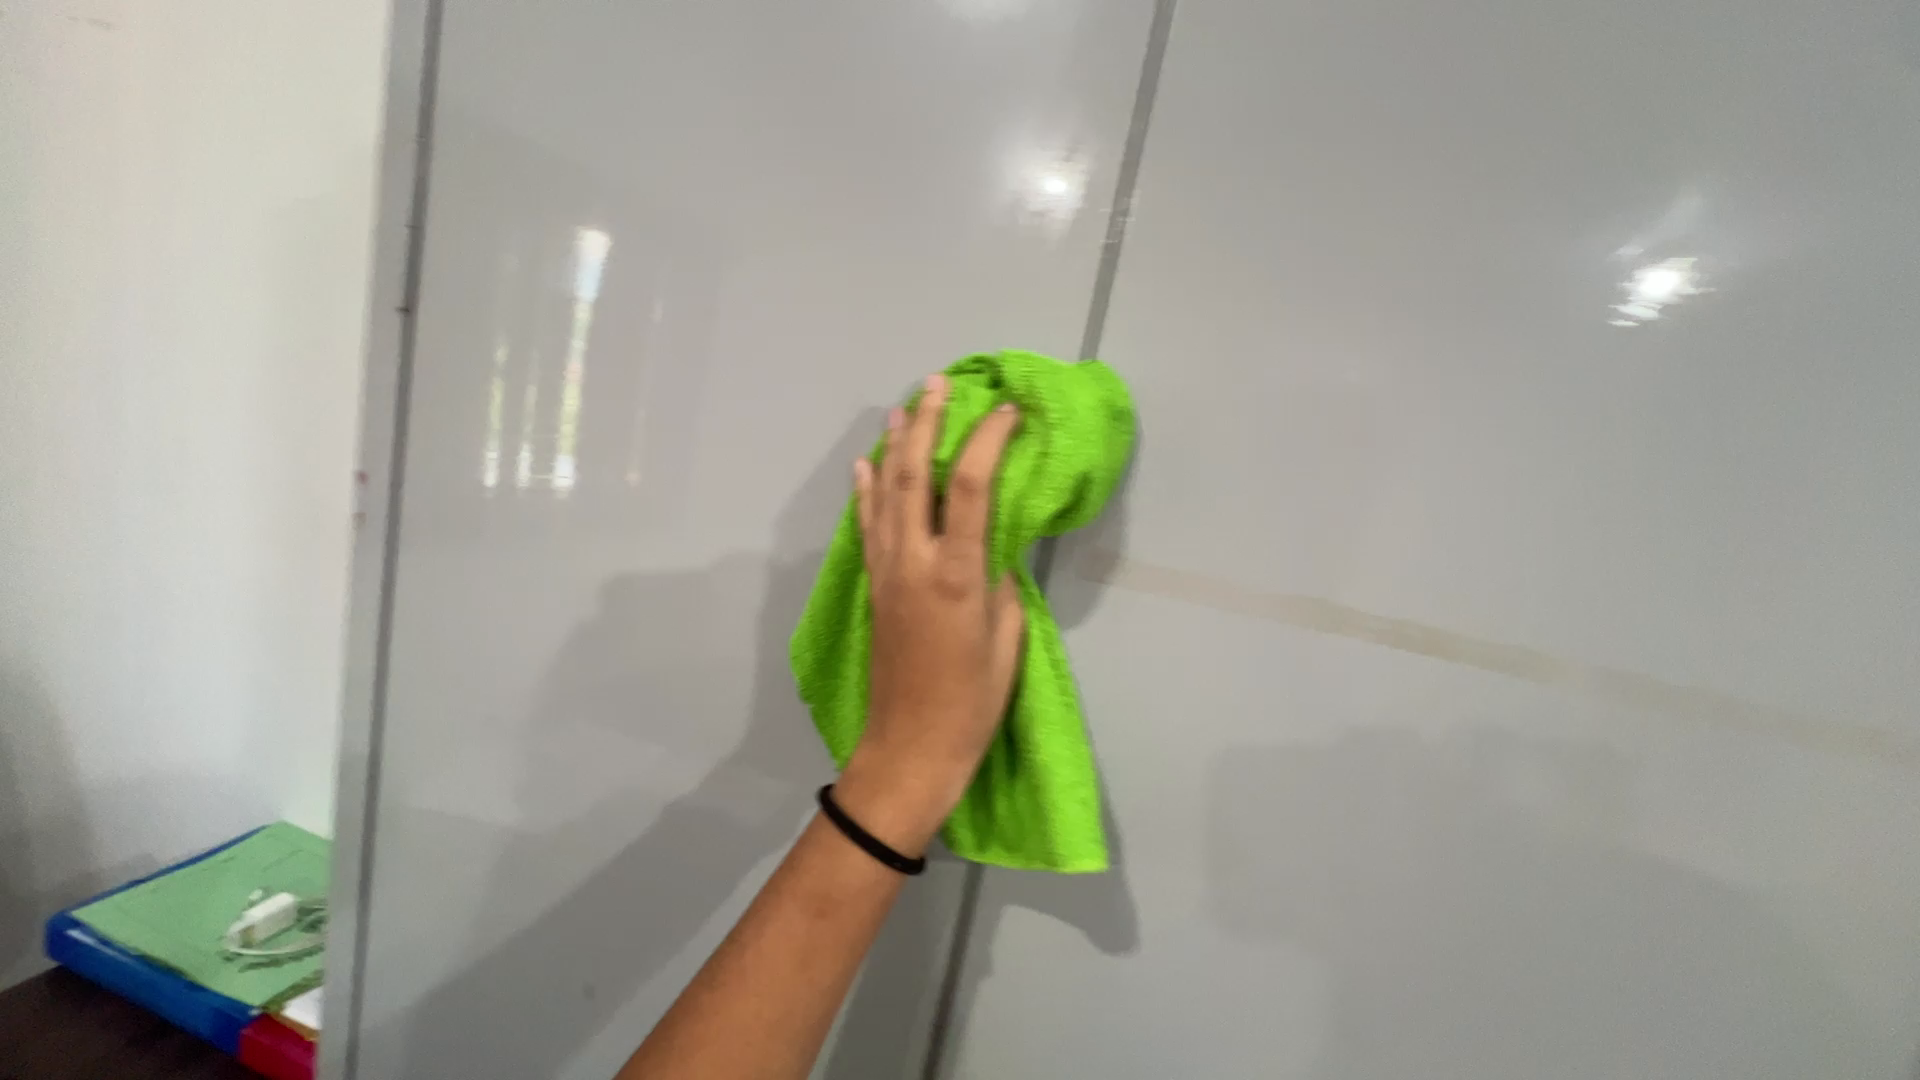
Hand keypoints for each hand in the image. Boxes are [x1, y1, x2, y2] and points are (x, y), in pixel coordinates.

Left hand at [834, 374, 1024, 856]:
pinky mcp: (874, 587)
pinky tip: (864, 466)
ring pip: (884, 493)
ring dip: (893, 446)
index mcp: (957, 574)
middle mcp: (914, 561)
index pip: (971, 487)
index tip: (1007, 411)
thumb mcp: (1006, 641)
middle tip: (937, 384)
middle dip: (926, 423)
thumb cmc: (972, 702)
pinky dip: (866, 491)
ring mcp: (887, 572)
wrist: (910, 747)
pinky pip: (868, 526)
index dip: (988, 440)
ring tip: (902, 407)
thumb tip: (992, 551)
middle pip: (915, 475)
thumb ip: (1000, 584)